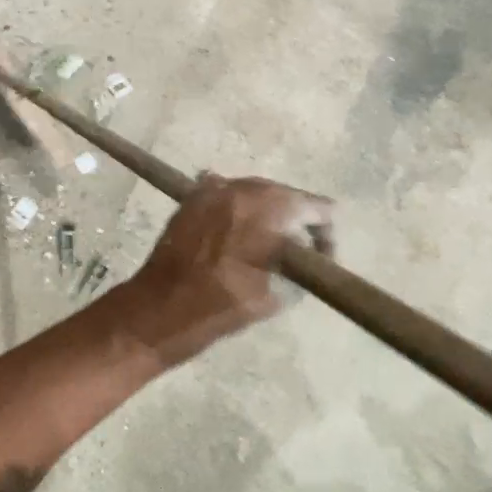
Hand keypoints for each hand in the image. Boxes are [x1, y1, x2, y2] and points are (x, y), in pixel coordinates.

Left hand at [127, 174, 333, 345]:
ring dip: (264, 209)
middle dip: (294, 215)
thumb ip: (301, 264)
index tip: (324, 253)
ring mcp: (209, 190)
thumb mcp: (281, 291)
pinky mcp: (188, 199)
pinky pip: (222, 192)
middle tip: (300, 244)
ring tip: (269, 237)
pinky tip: (239, 226)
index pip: (314, 206)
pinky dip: (235, 206)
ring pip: (250, 190)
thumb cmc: (227, 302)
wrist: (167, 302)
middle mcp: (240, 189)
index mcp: (269, 208)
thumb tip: (306, 253)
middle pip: (280, 193)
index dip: (324, 229)